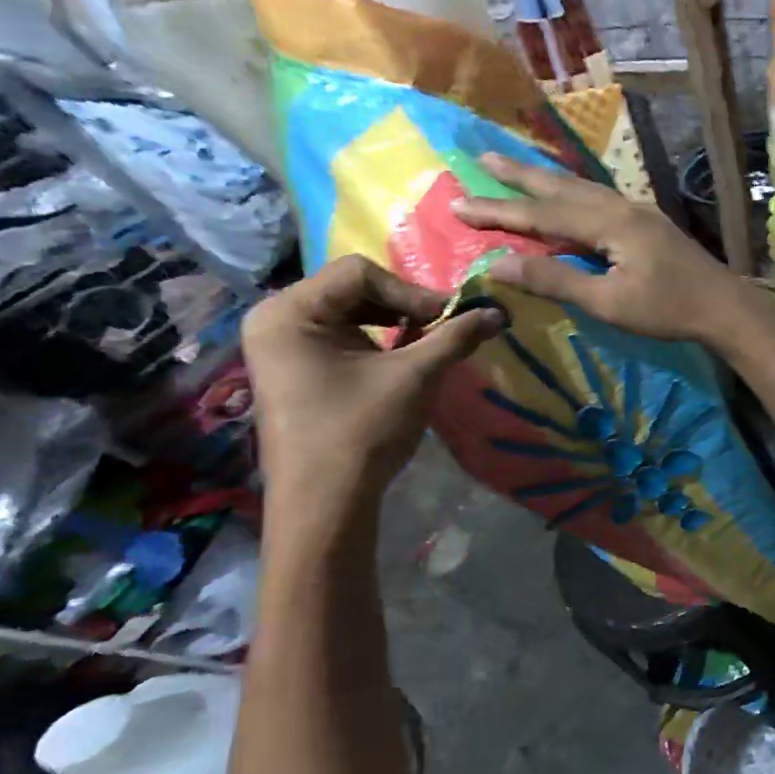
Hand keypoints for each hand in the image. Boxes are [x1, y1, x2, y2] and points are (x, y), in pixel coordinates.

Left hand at [241, 256, 502, 495]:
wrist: (326, 500)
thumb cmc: (362, 430)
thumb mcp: (415, 376)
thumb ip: (456, 337)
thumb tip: (499, 312)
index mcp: (289, 312)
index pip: (360, 273)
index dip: (411, 291)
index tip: (449, 320)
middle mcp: (276, 318)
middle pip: (354, 288)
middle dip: (404, 306)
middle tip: (444, 329)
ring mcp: (282, 345)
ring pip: (351, 311)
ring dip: (396, 323)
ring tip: (428, 344)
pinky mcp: (296, 367)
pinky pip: (342, 335)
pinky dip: (379, 340)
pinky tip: (403, 360)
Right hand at [454, 152, 759, 347]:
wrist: (725, 307)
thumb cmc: (668, 310)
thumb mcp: (609, 302)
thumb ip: (555, 280)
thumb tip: (498, 264)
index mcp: (609, 223)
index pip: (542, 214)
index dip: (499, 211)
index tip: (457, 204)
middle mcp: (622, 207)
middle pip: (562, 187)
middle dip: (520, 176)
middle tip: (483, 158)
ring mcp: (639, 212)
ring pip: (583, 188)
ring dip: (548, 180)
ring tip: (519, 169)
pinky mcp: (649, 224)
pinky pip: (600, 199)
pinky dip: (574, 194)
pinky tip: (572, 198)